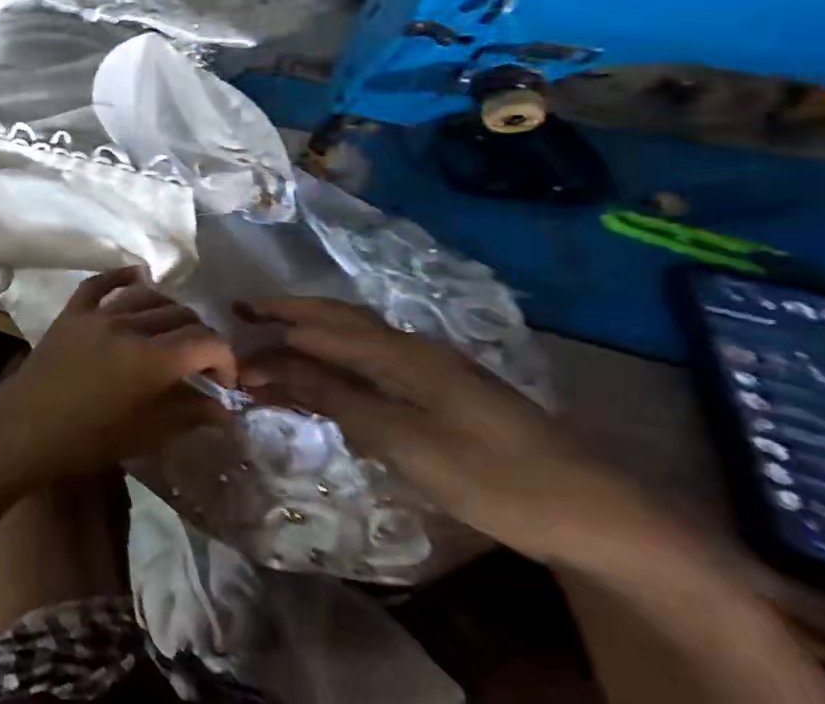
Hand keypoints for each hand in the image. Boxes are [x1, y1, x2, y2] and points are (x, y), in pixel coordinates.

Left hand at [0, 267, 237, 493]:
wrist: (22, 431)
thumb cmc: (86, 442)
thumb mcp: (144, 434)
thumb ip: (188, 414)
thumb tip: (224, 407)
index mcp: (151, 359)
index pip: (205, 342)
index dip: (225, 358)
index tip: (225, 380)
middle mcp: (128, 326)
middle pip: (180, 315)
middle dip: (201, 336)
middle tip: (201, 361)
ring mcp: (97, 315)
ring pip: (147, 296)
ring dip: (170, 309)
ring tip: (176, 329)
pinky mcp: (71, 313)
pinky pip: (101, 284)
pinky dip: (122, 277)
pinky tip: (137, 276)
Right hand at [237, 297, 691, 572]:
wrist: (596, 512)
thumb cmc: (494, 477)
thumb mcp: (406, 442)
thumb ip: (339, 398)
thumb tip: (275, 365)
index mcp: (403, 354)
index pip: (320, 330)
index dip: (273, 333)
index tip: (228, 342)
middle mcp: (413, 348)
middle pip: (337, 318)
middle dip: (287, 312)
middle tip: (241, 314)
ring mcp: (432, 369)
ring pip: (355, 340)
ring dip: (309, 337)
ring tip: (270, 344)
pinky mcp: (442, 392)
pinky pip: (372, 363)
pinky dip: (336, 362)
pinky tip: (327, 377)